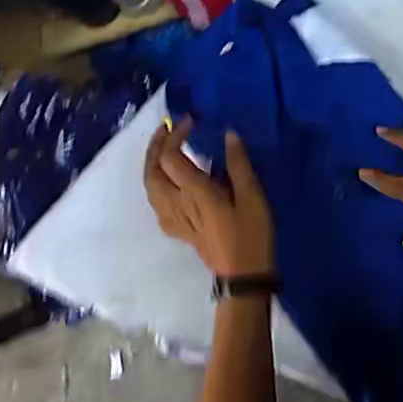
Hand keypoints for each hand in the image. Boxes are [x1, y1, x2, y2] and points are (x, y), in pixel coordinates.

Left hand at [145, 115, 274, 276]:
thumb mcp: (252, 196)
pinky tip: (169, 180)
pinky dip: (156, 184)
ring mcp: (175, 219)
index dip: (175, 135)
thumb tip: (228, 134)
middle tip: (166, 129)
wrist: (244, 280)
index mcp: (194, 193)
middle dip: (155, 146)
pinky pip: (156, 203)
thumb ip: (238, 163)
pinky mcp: (178, 230)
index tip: (191, 121)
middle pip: (152, 171)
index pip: (170, 157)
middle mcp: (178, 204)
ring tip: (164, 148)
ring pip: (150, 188)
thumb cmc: (251, 235)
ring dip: (152, 163)